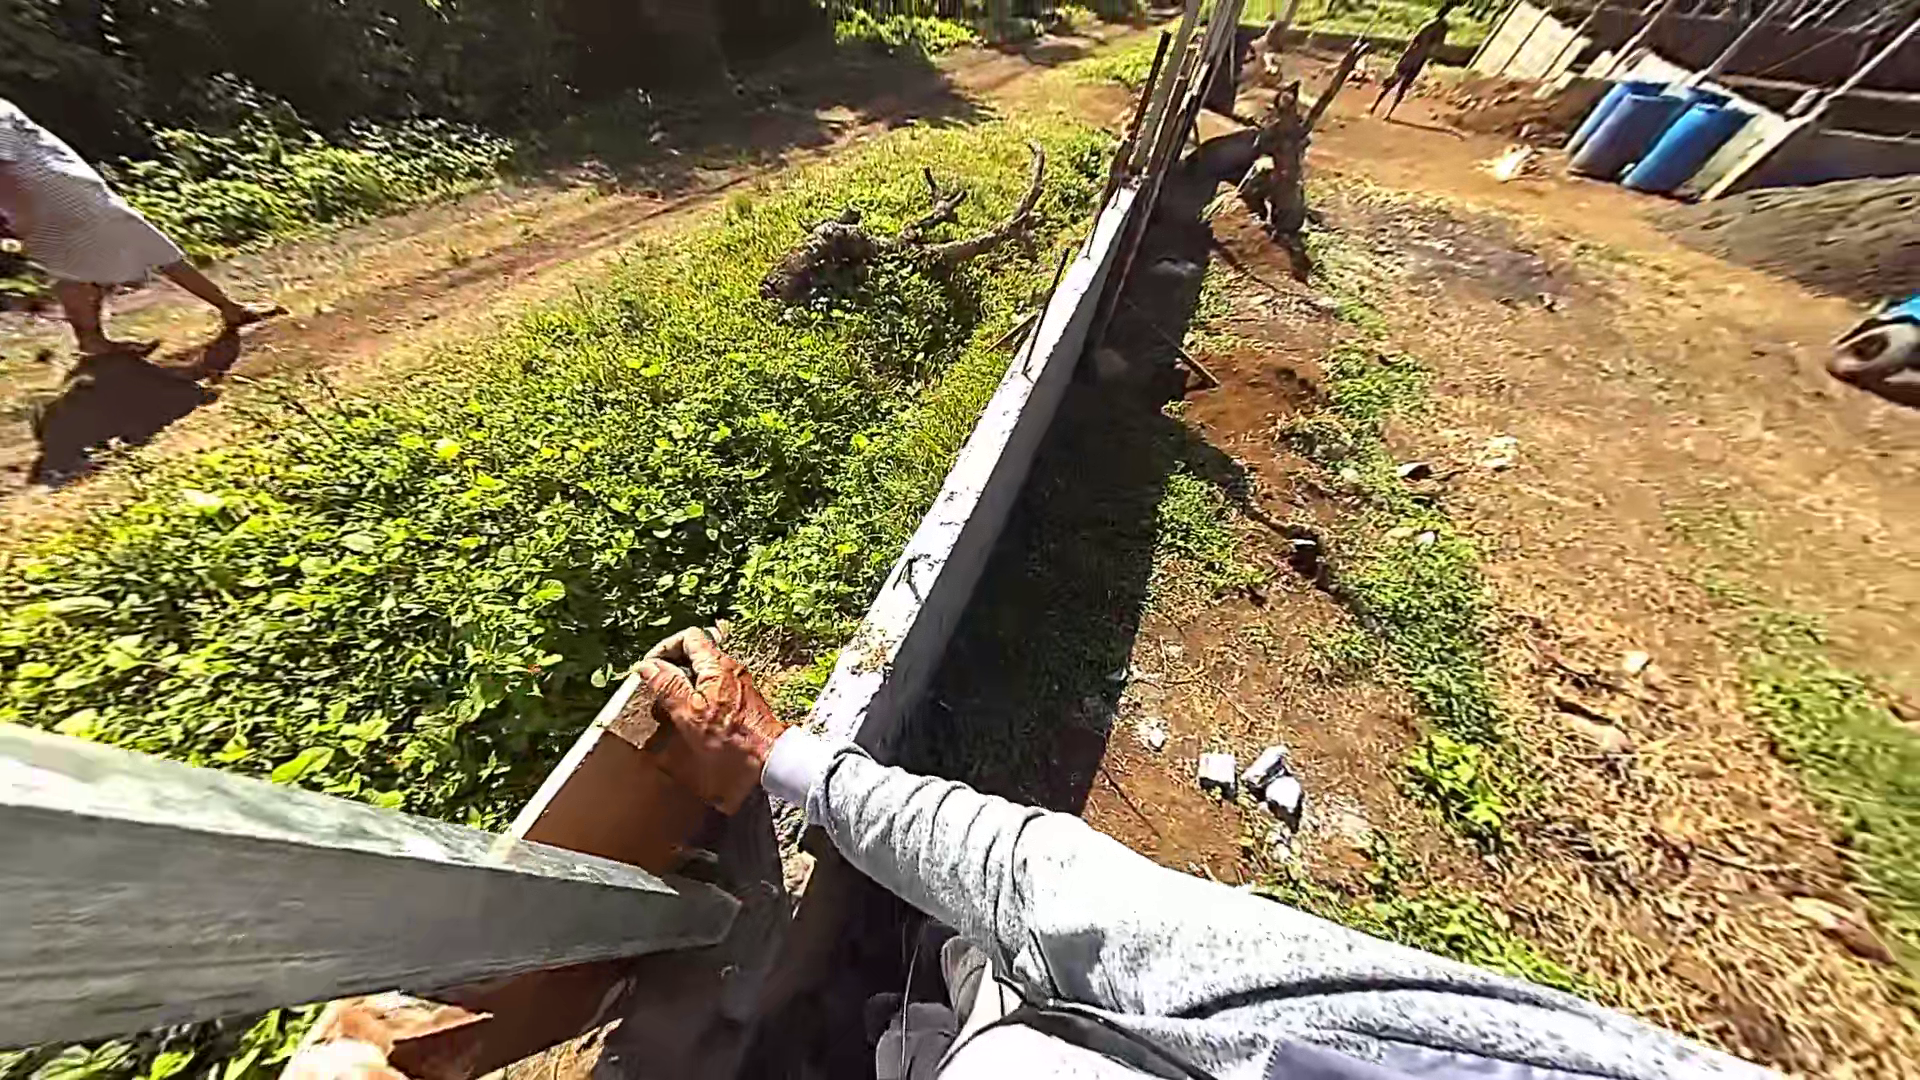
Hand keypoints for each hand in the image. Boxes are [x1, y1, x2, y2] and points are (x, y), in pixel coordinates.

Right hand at [635, 627, 786, 812]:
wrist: (765, 755)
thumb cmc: (728, 737)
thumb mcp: (688, 712)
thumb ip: (668, 685)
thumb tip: (647, 666)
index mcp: (716, 664)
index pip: (689, 636)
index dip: (665, 648)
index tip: (650, 669)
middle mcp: (730, 666)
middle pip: (695, 652)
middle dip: (671, 667)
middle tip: (655, 690)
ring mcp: (737, 680)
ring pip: (702, 670)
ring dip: (682, 683)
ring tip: (669, 706)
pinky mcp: (740, 695)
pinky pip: (713, 684)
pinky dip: (696, 693)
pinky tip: (689, 715)